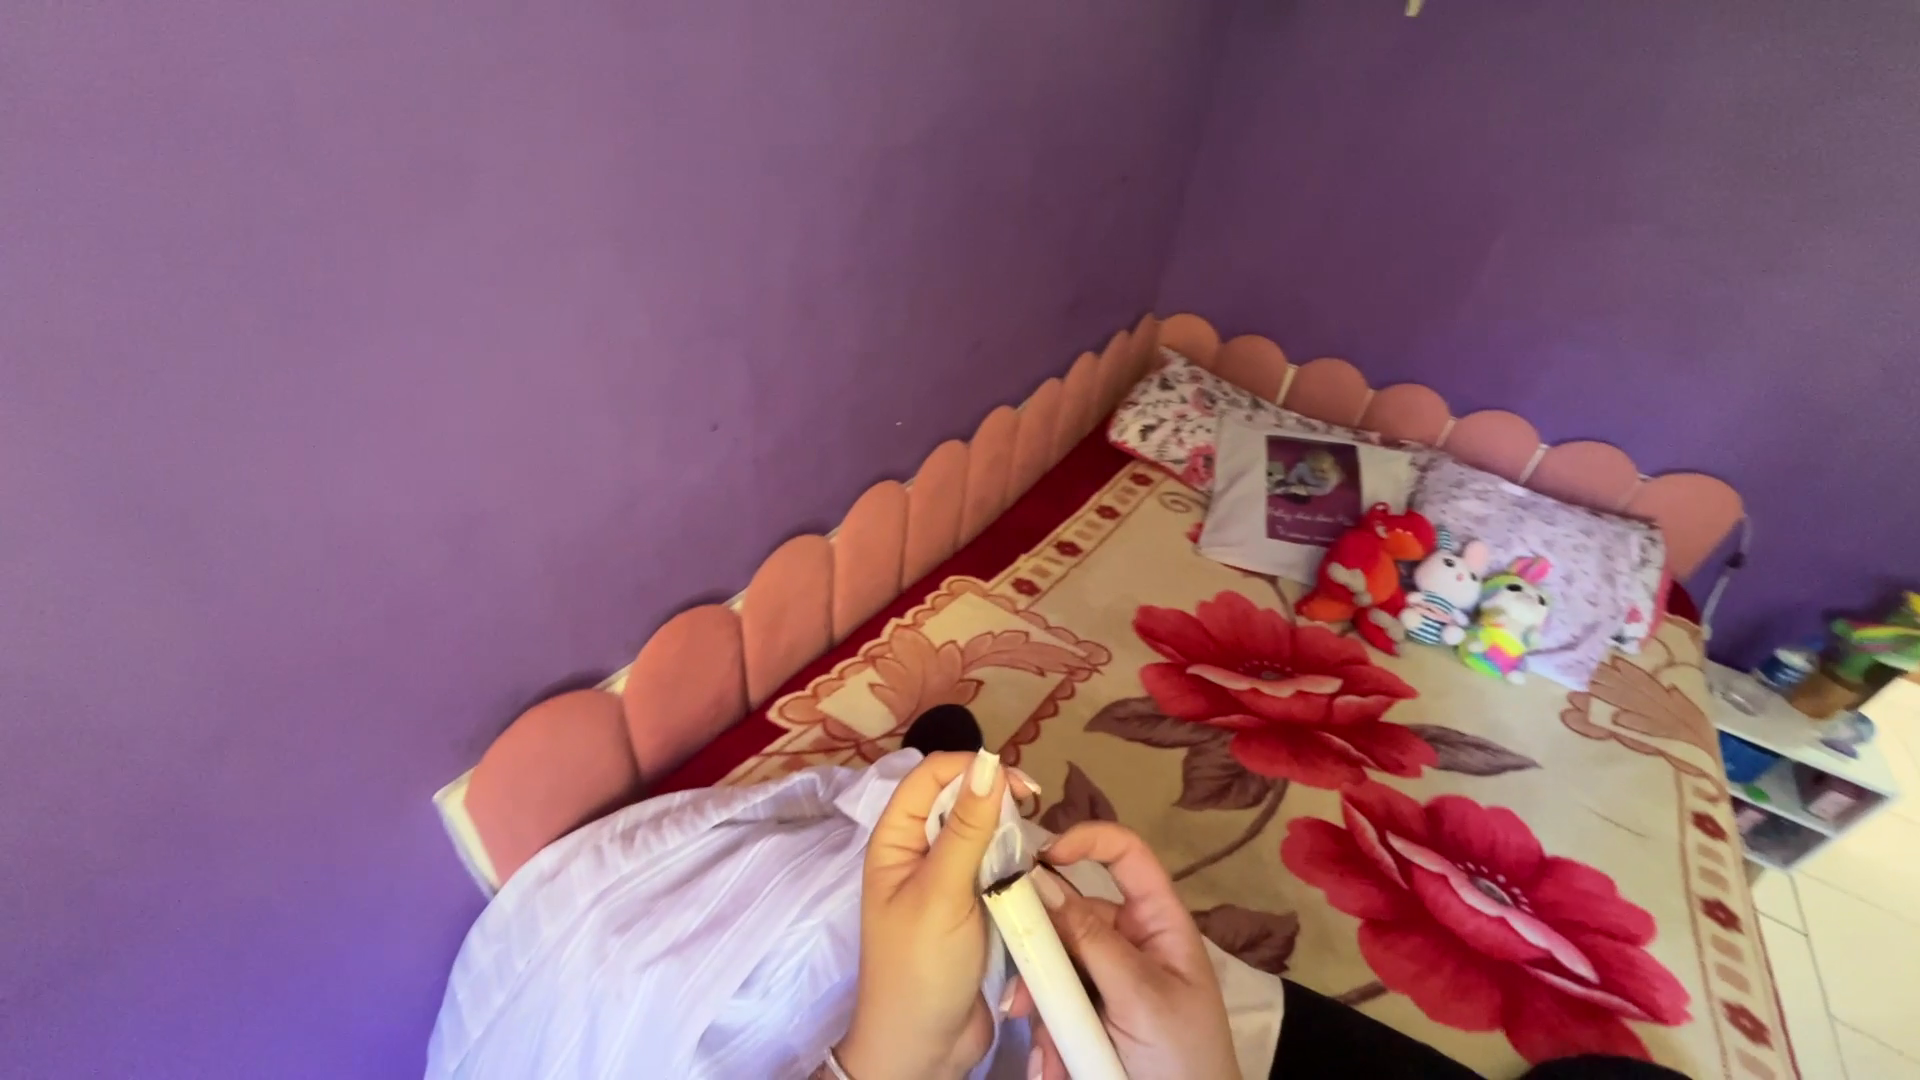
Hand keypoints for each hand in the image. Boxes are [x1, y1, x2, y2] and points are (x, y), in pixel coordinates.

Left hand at [835, 751, 1031, 1079]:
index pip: (930, 776)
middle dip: (993, 794)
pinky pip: (991, 862)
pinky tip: (1032, 864)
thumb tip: (989, 765)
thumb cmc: (920, 968)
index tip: (1018, 783)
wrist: (923, 1051)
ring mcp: (944, 876)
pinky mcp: (968, 901)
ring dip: (1006, 827)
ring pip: (979, 829)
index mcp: (895, 839)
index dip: (971, 767)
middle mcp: (917, 849)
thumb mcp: (943, 894)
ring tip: (1034, 838)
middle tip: (1034, 806)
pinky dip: (1012, 858)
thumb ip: (967, 829)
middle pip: (956, 797)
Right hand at [1009, 823, 1237, 1079]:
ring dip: (1040, 1000)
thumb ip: (1092, 942)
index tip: (1042, 856)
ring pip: (1052, 960)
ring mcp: (1103, 976)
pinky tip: (1050, 1066)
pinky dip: (1044, 1032)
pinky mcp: (1085, 1013)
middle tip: (1019, 984)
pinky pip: (1050, 1002)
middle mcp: (1126, 939)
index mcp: (1157, 921)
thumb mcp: (1143, 999)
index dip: (1088, 840)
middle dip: (1042, 947)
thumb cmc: (1184, 1061)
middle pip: (1072, 911)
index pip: (1126, 855)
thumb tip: (1041, 884)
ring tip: (1045, 1051)